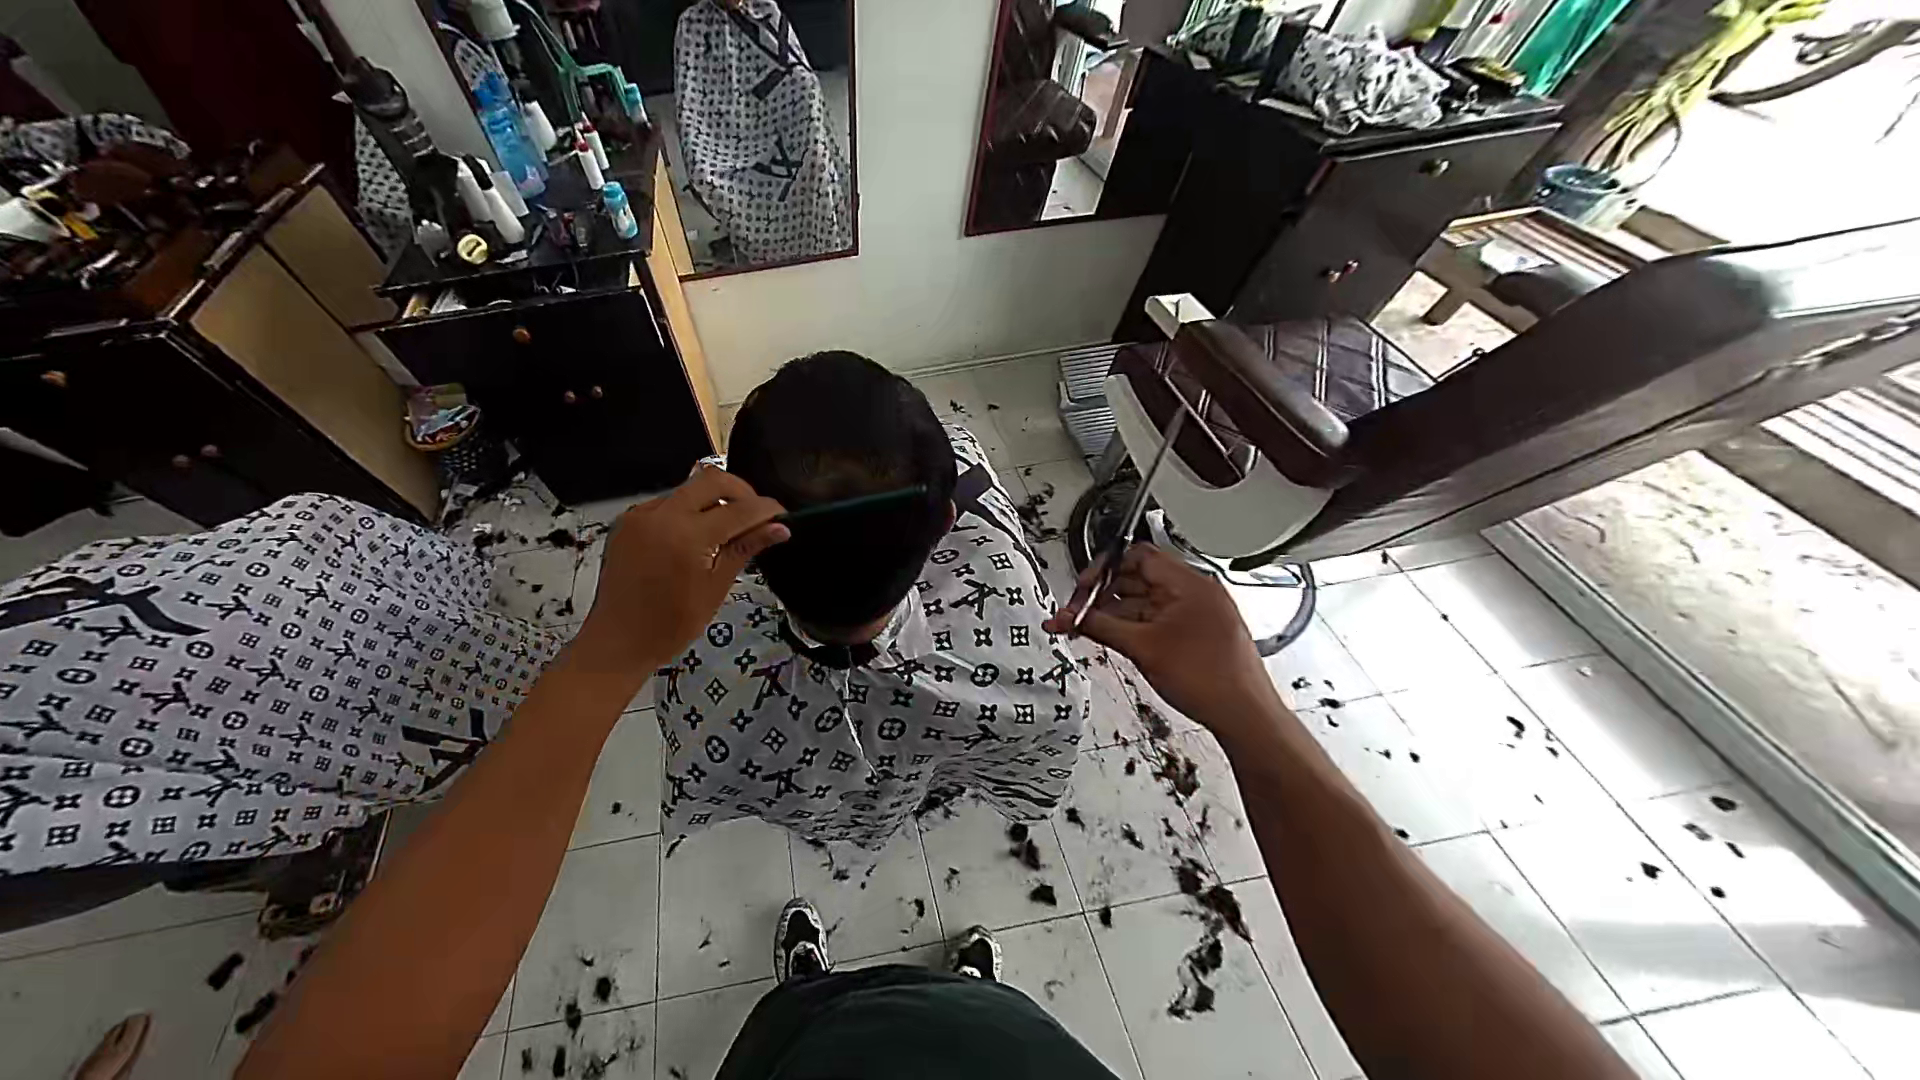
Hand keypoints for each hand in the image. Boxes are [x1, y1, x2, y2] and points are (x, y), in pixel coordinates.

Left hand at [574, 466, 787, 673]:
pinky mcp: (628, 521)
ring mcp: (640, 516)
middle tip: (757, 515)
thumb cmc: (671, 624)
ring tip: (728, 529)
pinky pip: (667, 502)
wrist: (618, 642)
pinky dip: (689, 511)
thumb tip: (780, 528)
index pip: (740, 509)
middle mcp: (661, 516)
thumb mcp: (716, 586)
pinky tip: (697, 536)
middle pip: (712, 479)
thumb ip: (746, 548)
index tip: (782, 516)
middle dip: (742, 492)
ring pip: (688, 488)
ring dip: (714, 500)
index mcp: (687, 536)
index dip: (767, 509)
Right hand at [1044, 544, 1276, 734]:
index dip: (1105, 569)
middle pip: (1138, 578)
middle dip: (1105, 594)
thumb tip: (1072, 617)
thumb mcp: (1142, 648)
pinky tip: (1117, 639)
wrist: (1244, 716)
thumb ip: (1100, 626)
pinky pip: (1158, 618)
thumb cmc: (1211, 680)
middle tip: (1080, 611)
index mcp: (1188, 583)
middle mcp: (1196, 592)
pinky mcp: (1198, 632)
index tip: (1084, 588)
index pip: (1137, 556)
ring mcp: (1199, 612)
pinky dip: (1135, 626)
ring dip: (1117, 612)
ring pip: (1146, 600)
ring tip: (1092, 629)